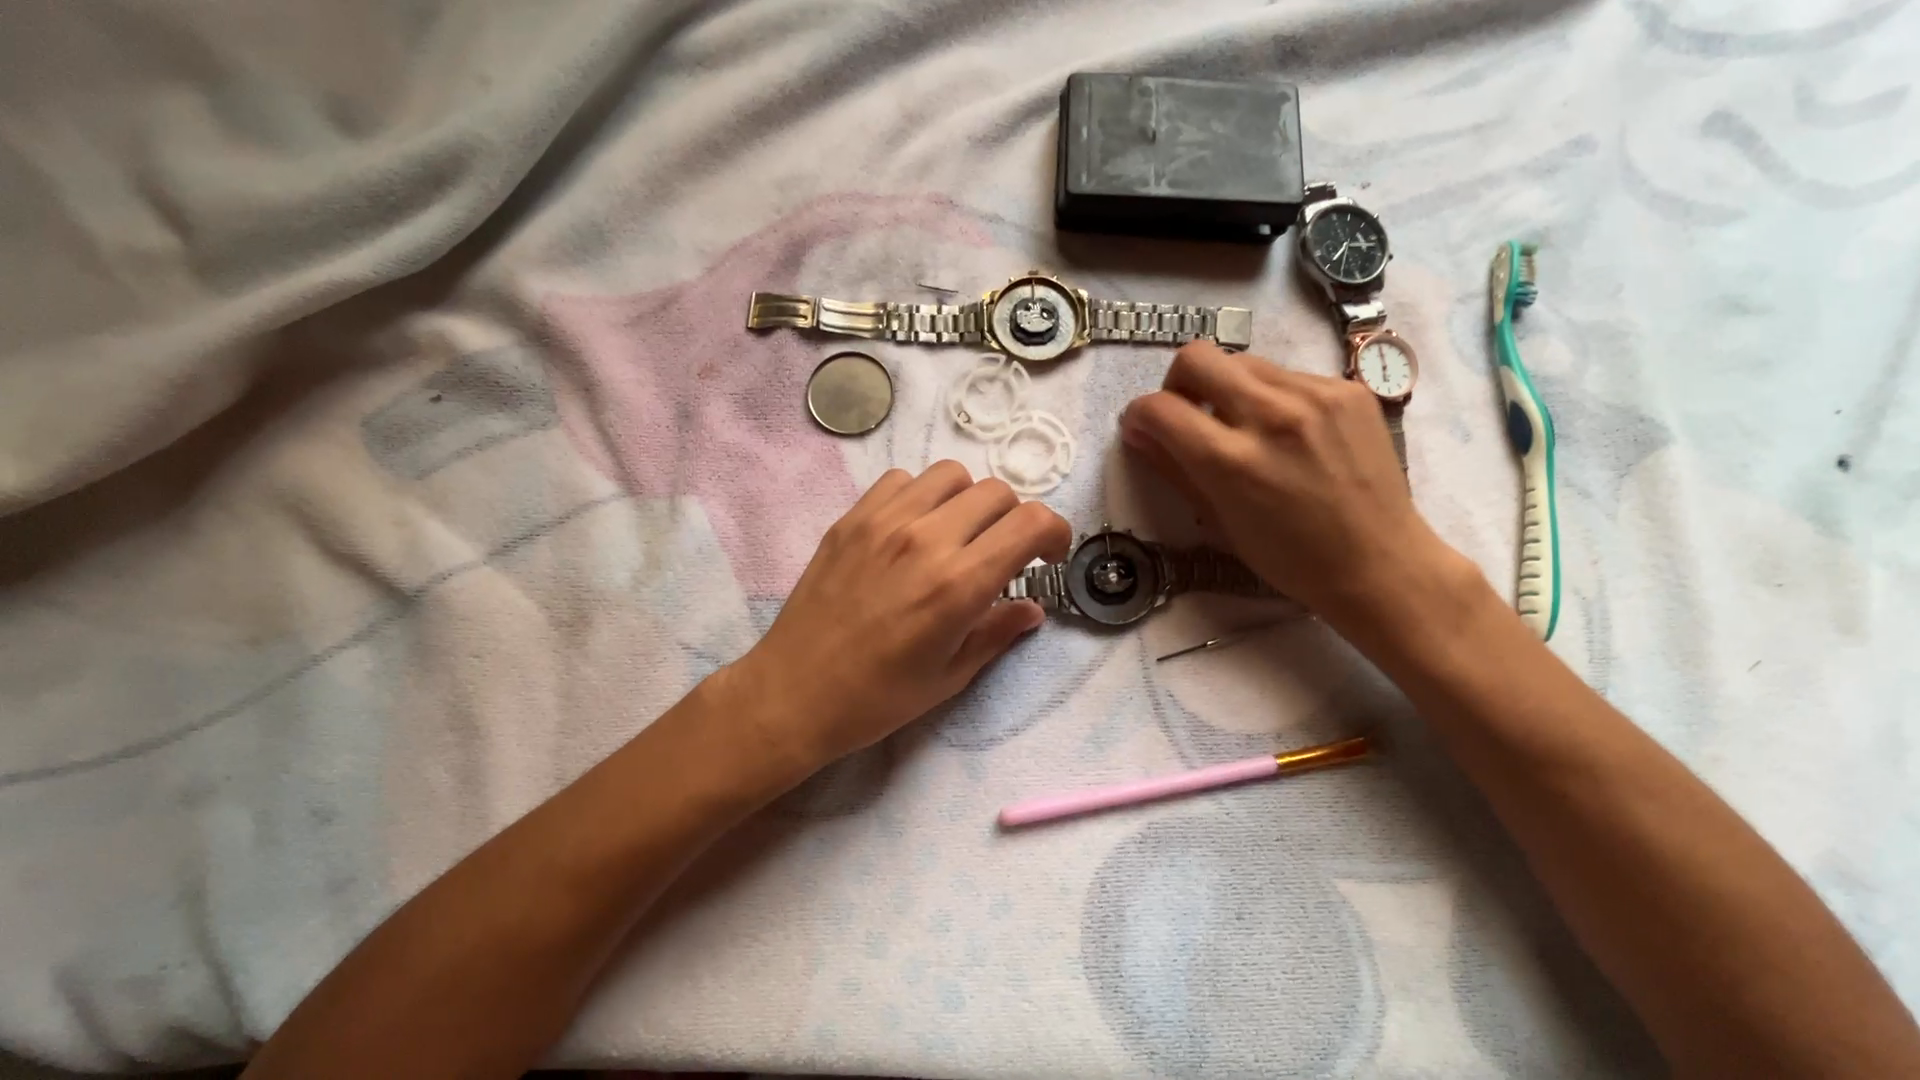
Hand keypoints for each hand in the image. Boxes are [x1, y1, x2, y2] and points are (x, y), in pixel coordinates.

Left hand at [724, 462, 1069, 771]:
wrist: (794, 693)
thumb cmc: (878, 698)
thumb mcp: (951, 676)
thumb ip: (998, 632)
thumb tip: (1032, 608)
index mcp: (959, 584)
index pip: (1030, 522)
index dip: (1054, 533)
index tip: (1048, 557)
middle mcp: (925, 539)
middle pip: (996, 492)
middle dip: (1014, 519)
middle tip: (1003, 553)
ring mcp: (883, 522)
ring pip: (950, 475)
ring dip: (969, 500)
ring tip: (958, 535)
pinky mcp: (851, 519)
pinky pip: (900, 480)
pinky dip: (921, 495)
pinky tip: (914, 530)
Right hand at [1119, 342, 1470, 634]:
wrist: (1380, 563)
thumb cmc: (1290, 559)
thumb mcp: (1219, 522)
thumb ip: (1173, 468)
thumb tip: (1137, 431)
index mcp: (1232, 461)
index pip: (1160, 407)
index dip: (1139, 415)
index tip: (1143, 427)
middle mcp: (1271, 415)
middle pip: (1197, 358)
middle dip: (1178, 382)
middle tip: (1188, 413)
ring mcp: (1315, 396)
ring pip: (1244, 362)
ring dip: (1228, 389)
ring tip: (1244, 427)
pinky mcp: (1347, 388)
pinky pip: (1288, 375)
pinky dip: (1273, 397)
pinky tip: (1290, 433)